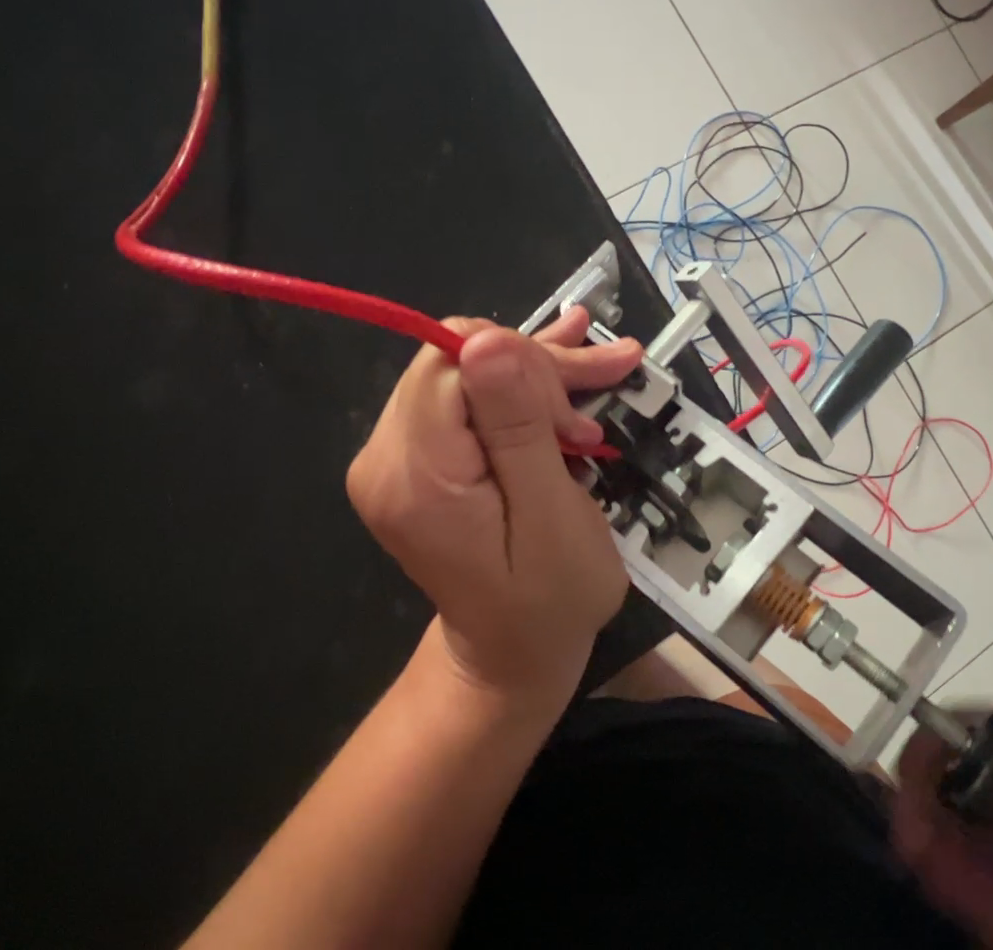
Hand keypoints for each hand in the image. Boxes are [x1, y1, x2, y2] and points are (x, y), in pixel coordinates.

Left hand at [346, 307, 642, 700]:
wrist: (513, 651)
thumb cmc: (549, 601)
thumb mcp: (551, 520)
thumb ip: (518, 429)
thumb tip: (486, 341)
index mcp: (416, 476)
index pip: (455, 365)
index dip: (524, 372)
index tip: (576, 422)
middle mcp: (386, 457)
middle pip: (457, 362)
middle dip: (537, 368)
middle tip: (604, 388)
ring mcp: (394, 456)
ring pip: (467, 371)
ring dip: (539, 373)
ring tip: (607, 364)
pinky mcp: (415, 456)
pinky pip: (465, 397)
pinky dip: (518, 386)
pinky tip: (566, 356)